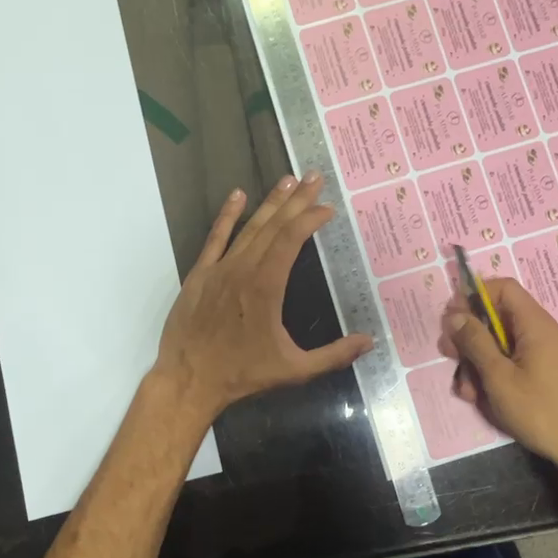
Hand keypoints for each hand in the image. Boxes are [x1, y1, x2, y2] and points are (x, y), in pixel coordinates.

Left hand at [153, 172, 374, 423]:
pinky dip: (227, 215)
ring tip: (288, 180)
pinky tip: (237, 195)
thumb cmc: (242, 374)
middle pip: (273, 226)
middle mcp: (243, 269)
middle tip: (315, 177)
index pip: (291, 240)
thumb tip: (369, 342)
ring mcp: (219, 269)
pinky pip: (215, 238)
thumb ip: (333, 355)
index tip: (328, 208)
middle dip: (296, 200)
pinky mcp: (200, 275)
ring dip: (269, 203)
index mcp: (266, 286)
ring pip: (248, 227)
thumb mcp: (294, 370)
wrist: (188, 380)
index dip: (310, 219)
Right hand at [438, 278, 557, 483]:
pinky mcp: (552, 375)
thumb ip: (475, 343)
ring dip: (480, 362)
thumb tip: (455, 314)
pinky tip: (485, 399)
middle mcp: (545, 333)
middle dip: (471, 335)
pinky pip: (518, 362)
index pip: (503, 288)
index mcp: (536, 325)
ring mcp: (550, 355)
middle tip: (449, 356)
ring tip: (467, 391)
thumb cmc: (542, 412)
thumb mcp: (499, 378)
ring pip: (506, 345)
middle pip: (501, 318)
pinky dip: (498, 374)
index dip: (474, 296)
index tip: (452, 318)